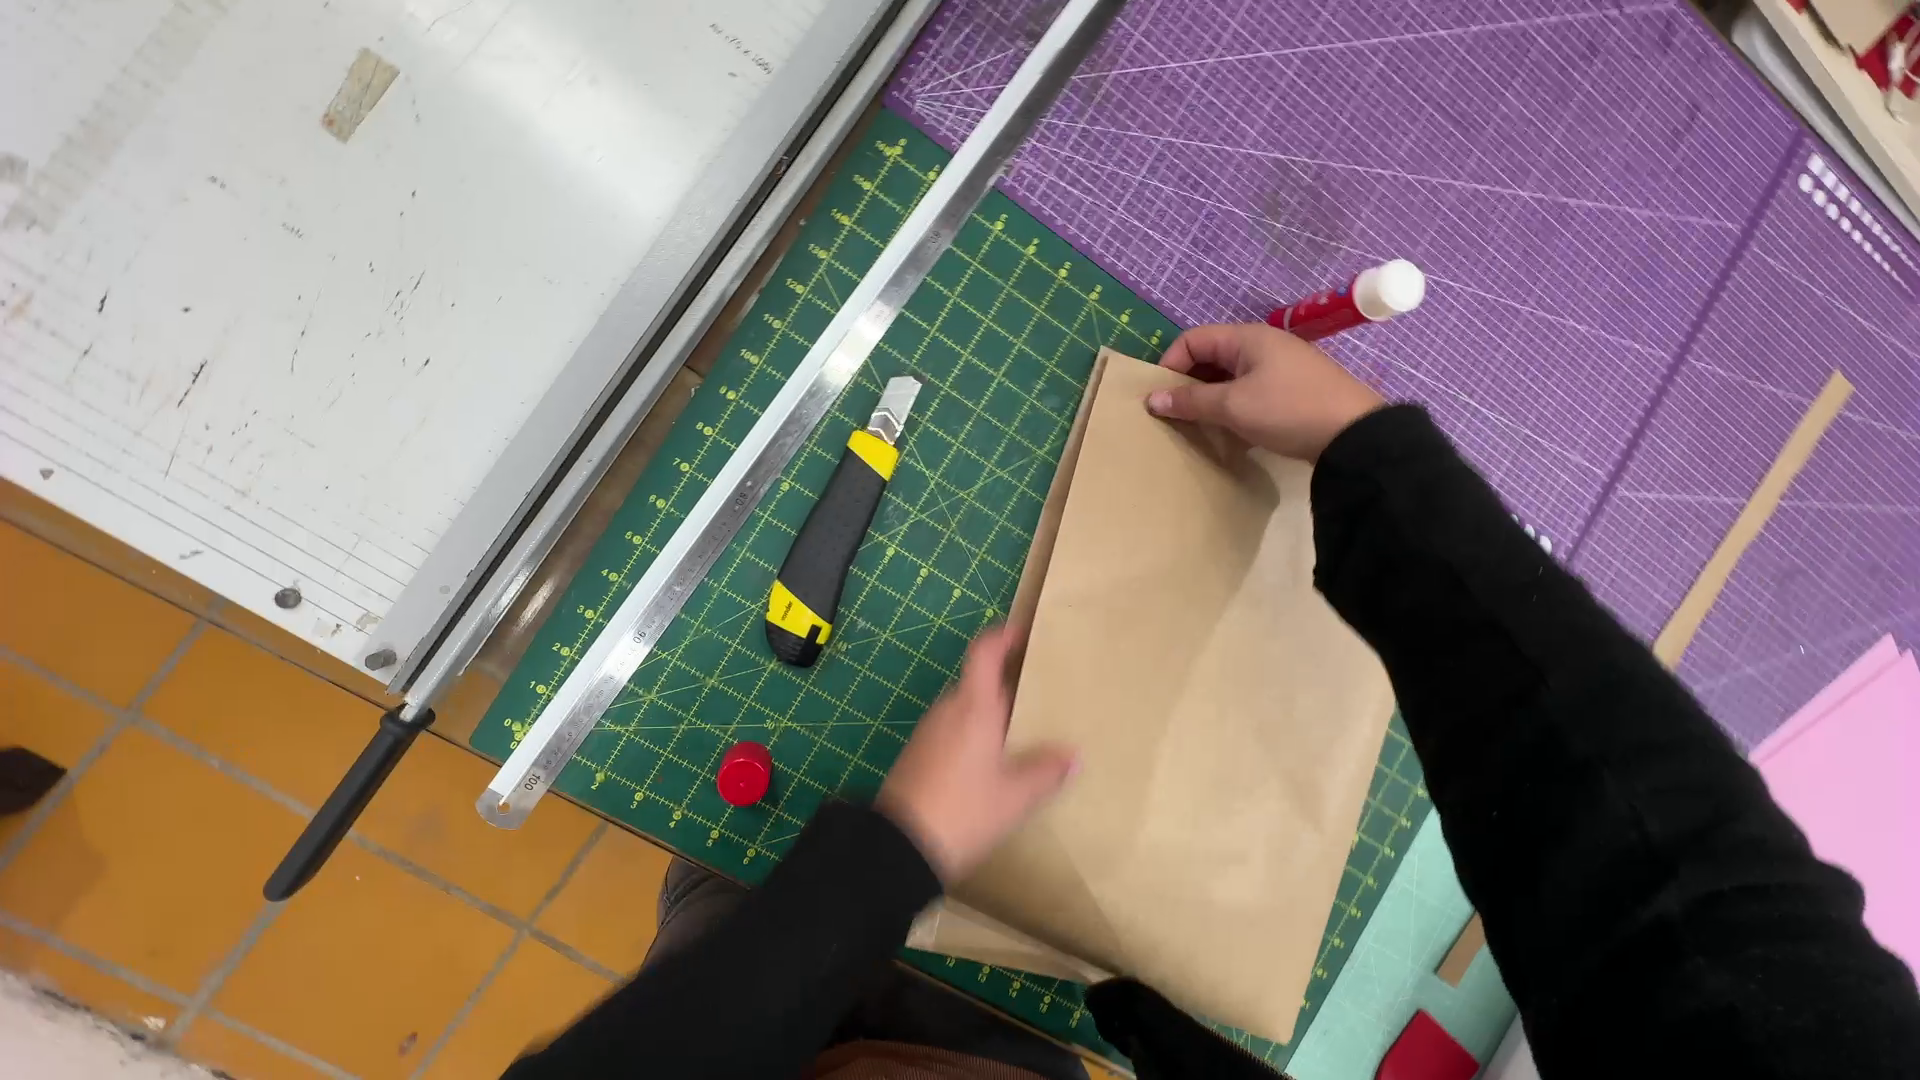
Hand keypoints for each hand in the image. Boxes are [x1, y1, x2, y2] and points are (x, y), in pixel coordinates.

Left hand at [876, 625, 1077, 883]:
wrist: (899, 847)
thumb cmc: (964, 811)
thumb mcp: (1014, 796)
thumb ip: (1046, 772)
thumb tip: (1073, 756)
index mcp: (973, 706)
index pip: (984, 651)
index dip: (1004, 636)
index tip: (1027, 633)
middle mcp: (948, 709)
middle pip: (979, 680)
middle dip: (1009, 682)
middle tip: (1044, 692)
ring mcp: (929, 731)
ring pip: (967, 708)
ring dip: (993, 711)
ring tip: (1026, 729)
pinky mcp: (918, 754)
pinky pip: (954, 730)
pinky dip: (976, 733)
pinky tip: (994, 761)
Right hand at [1144, 323, 1385, 460]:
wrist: (1354, 435)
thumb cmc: (1288, 410)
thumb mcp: (1233, 406)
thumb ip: (1191, 401)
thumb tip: (1152, 399)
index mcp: (1247, 338)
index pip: (1193, 339)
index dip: (1170, 364)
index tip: (1161, 397)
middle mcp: (1262, 346)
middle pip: (1210, 357)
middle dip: (1188, 383)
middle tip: (1176, 414)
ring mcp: (1280, 368)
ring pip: (1229, 377)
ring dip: (1210, 399)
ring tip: (1199, 426)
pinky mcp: (1291, 391)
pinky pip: (1249, 392)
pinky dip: (1232, 407)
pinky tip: (1230, 432)